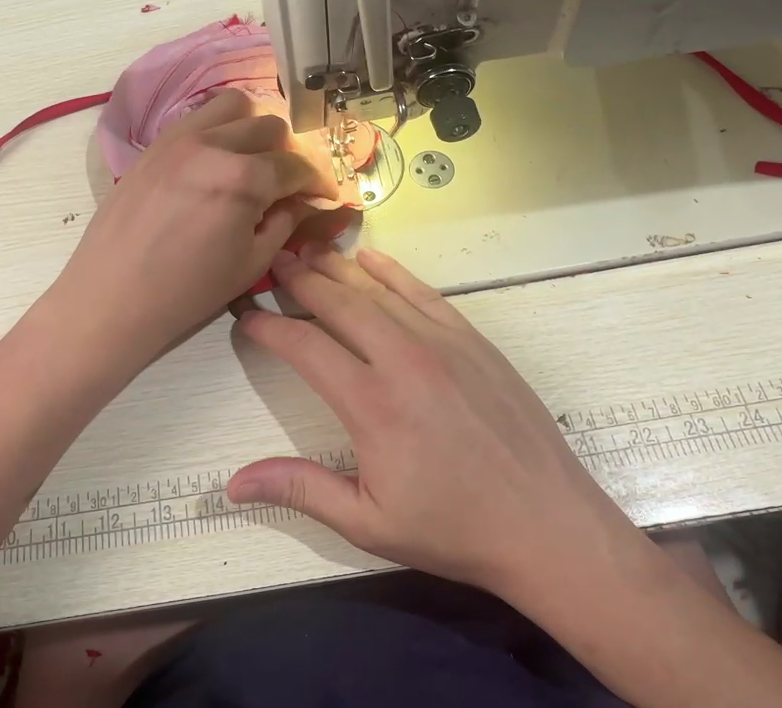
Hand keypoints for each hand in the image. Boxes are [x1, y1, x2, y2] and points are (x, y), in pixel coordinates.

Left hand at [53, 89, 338, 356]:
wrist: (112, 296)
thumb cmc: (186, 291)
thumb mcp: (251, 263)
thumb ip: (286, 222)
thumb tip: (306, 202)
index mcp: (243, 178)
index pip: (296, 167)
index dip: (317, 183)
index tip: (323, 196)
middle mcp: (213, 145)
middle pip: (270, 127)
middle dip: (288, 154)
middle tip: (287, 184)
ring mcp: (178, 138)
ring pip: (233, 106)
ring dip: (252, 127)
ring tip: (252, 160)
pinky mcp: (154, 144)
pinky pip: (197, 117)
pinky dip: (218, 129)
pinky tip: (216, 161)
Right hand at [226, 246, 636, 601]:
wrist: (547, 525)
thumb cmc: (453, 529)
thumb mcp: (368, 523)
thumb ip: (300, 490)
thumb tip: (234, 484)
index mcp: (372, 404)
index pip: (305, 347)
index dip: (269, 328)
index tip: (246, 317)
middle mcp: (404, 360)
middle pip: (339, 304)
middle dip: (300, 281)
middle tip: (272, 264)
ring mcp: (444, 344)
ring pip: (379, 292)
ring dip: (338, 270)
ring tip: (307, 252)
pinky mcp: (474, 341)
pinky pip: (425, 294)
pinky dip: (393, 272)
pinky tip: (370, 260)